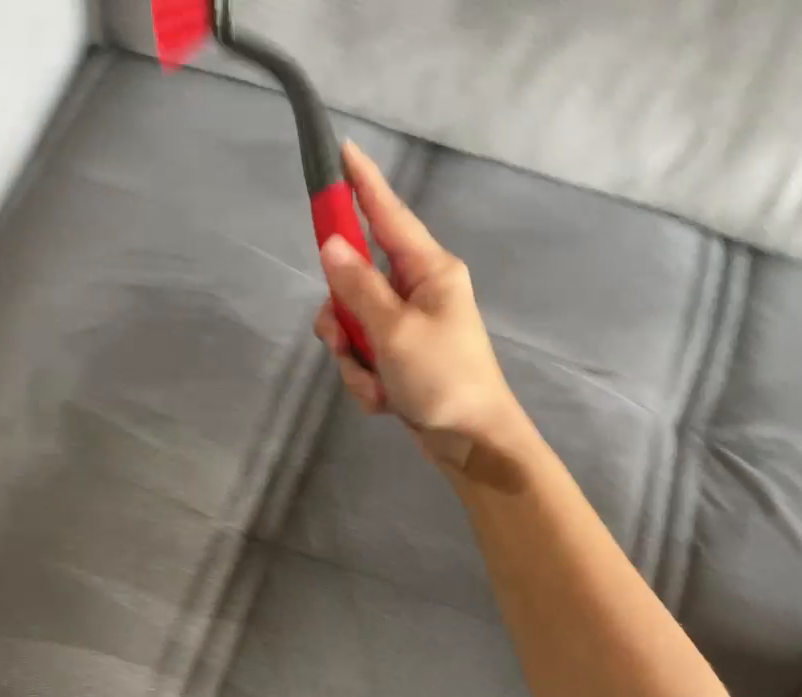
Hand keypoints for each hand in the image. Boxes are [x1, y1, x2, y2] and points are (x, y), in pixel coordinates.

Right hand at [314, 142, 534, 470]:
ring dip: (353, 360)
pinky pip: (363, 358)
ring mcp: (408, 327)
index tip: (342, 150)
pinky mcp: (400, 359)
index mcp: (429, 270)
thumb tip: (331, 246)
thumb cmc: (443, 378)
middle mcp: (418, 291)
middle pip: (354, 280)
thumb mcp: (394, 331)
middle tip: (344, 342)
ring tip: (376, 384)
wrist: (470, 441)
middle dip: (342, 319)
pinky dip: (366, 382)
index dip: (362, 184)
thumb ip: (358, 288)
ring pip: (352, 326)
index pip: (387, 215)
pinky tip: (385, 400)